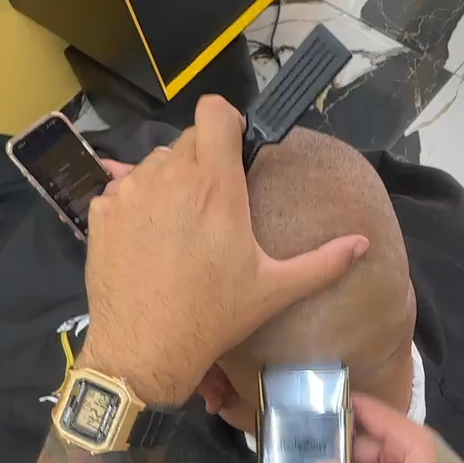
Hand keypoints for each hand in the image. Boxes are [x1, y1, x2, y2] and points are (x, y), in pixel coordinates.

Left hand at [79, 96, 368, 405]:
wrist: (144, 350)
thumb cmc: (214, 317)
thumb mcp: (275, 290)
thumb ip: (324, 262)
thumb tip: (363, 244)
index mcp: (215, 186)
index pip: (215, 112)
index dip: (228, 123)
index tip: (237, 152)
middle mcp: (169, 177)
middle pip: (188, 140)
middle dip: (204, 161)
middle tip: (215, 205)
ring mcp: (129, 192)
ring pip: (154, 163)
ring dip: (170, 182)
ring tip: (181, 226)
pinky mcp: (101, 212)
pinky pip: (123, 190)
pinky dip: (138, 205)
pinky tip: (149, 241)